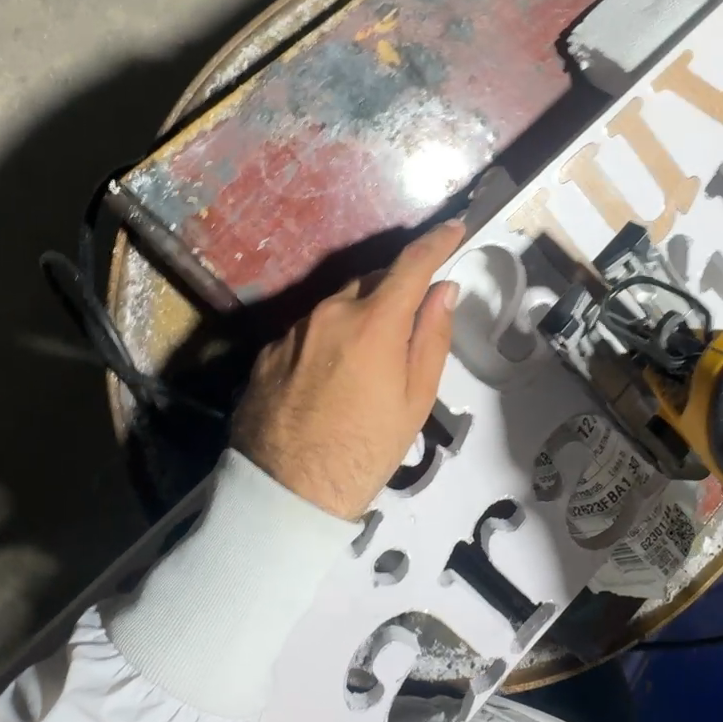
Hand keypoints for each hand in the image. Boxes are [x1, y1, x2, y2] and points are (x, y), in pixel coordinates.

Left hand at [230, 221, 464, 519]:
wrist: (285, 494)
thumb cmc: (365, 449)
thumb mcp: (416, 399)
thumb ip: (431, 335)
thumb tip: (443, 289)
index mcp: (373, 322)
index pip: (411, 264)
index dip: (437, 242)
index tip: (454, 228)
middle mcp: (329, 312)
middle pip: (371, 283)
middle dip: (393, 292)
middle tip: (407, 326)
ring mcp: (293, 331)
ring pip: (338, 307)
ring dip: (359, 317)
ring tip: (365, 365)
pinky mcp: (268, 351)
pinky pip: (309, 331)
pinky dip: (329, 339)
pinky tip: (331, 379)